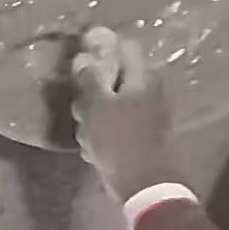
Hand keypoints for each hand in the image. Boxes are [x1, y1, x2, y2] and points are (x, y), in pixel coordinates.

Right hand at [72, 26, 179, 201]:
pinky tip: (93, 145)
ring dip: (93, 112)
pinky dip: (102, 130)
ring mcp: (147, 114)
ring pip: (111, 102)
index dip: (100, 46)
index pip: (124, 46)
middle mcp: (149, 91)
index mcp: (142, 78)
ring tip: (84, 130)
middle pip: (115, 76)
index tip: (79, 55)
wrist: (142, 183)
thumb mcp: (96, 106)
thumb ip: (89, 79)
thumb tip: (83, 57)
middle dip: (93, 87)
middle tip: (78, 102)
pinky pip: (115, 123)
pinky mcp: (140, 134)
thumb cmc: (117, 139)